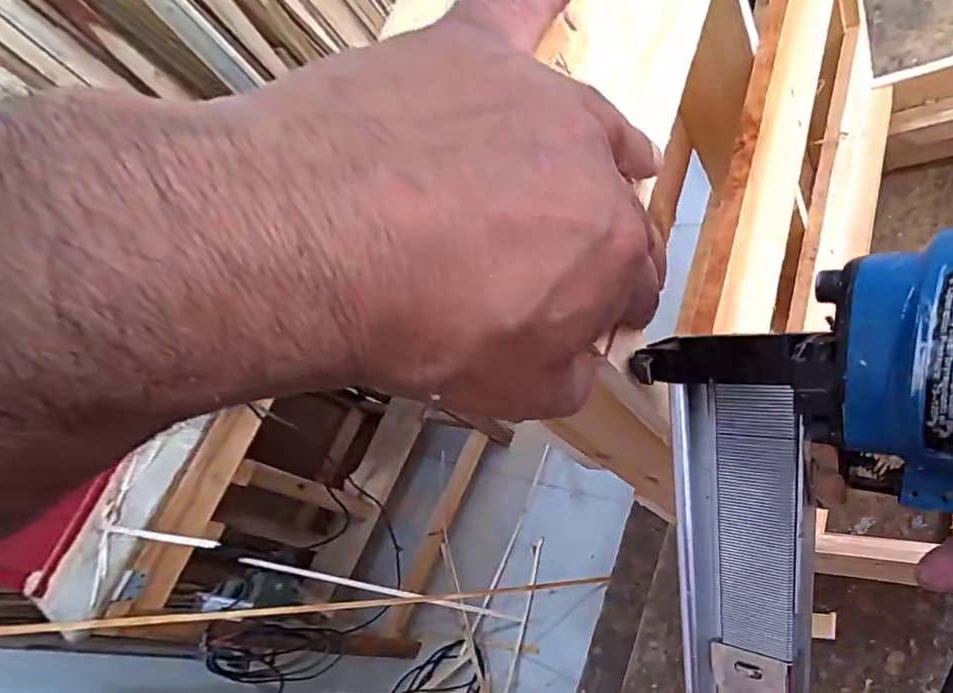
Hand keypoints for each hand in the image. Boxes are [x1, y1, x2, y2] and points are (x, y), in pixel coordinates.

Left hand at [222, 0, 664, 418]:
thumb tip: (583, 363)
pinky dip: (536, 8)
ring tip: (618, 160)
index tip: (604, 319)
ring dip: (609, 147)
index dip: (623, 307)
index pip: (638, 282)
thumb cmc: (422, 329)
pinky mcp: (467, 50)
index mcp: (610, 250)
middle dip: (615, 241)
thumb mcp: (515, 394)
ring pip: (591, 119)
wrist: (314, 249)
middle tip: (584, 264)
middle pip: (621, 204)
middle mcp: (589, 162)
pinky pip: (515, 10)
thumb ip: (570, 379)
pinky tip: (555, 0)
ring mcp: (531, 95)